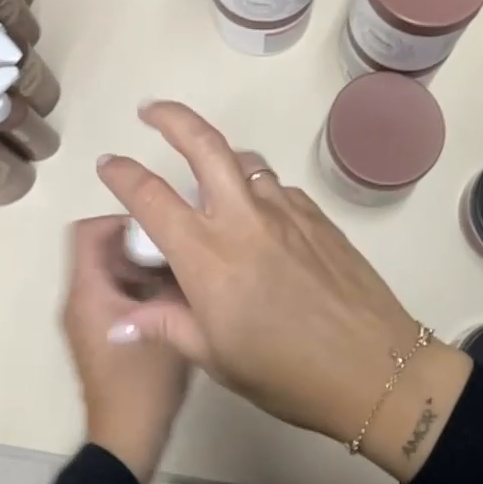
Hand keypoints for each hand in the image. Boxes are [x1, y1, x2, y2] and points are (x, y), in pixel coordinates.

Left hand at [60, 217, 190, 483]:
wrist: (126, 437)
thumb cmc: (144, 381)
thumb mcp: (168, 321)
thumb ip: (173, 278)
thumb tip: (184, 244)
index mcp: (87, 291)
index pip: (87, 230)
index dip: (121, 219)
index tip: (160, 226)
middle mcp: (79, 299)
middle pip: (100, 248)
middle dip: (138, 240)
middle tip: (178, 247)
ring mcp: (87, 317)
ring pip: (110, 270)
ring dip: (142, 263)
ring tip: (181, 268)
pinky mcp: (100, 332)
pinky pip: (115, 291)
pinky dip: (139, 284)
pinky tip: (174, 296)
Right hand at [96, 101, 470, 480]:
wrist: (374, 367)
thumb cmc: (286, 373)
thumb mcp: (216, 358)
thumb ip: (166, 325)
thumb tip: (119, 323)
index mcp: (209, 256)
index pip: (152, 198)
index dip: (123, 174)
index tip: (108, 163)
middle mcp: (245, 219)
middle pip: (206, 145)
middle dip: (172, 118)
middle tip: (150, 110)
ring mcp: (287, 211)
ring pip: (246, 162)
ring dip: (220, 157)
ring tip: (206, 171)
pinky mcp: (318, 216)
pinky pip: (277, 188)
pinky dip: (257, 189)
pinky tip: (257, 218)